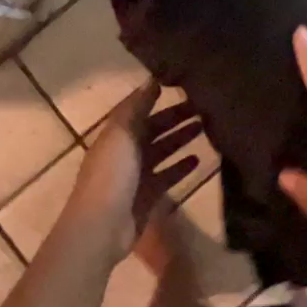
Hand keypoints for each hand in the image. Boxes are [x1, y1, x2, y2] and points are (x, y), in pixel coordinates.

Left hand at [59, 82, 204, 268]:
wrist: (101, 227)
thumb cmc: (111, 175)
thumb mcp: (122, 134)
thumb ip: (137, 107)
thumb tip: (152, 79)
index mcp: (115, 134)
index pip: (139, 109)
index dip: (157, 97)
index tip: (182, 84)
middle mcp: (125, 151)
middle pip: (153, 129)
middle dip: (175, 117)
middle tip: (203, 107)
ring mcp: (136, 175)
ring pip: (162, 151)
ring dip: (180, 139)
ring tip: (204, 128)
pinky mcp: (147, 196)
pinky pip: (167, 176)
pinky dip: (180, 167)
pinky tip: (198, 159)